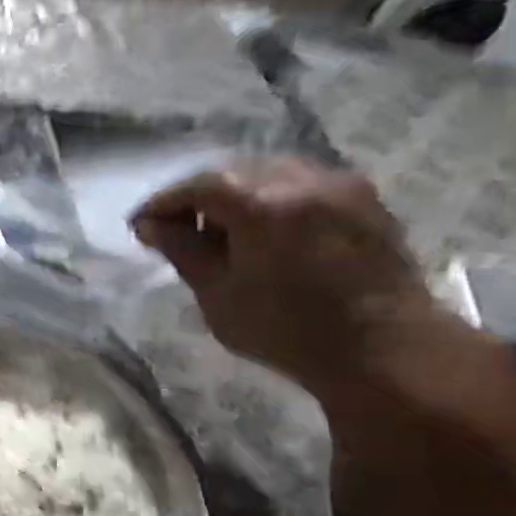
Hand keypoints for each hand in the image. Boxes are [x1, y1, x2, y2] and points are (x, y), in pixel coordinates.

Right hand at [131, 157, 434, 392]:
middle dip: (198, 195)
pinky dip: (268, 197)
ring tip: (213, 230)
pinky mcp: (363, 200)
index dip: (163, 201)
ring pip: (272, 172)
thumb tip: (150, 226)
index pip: (201, 185)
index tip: (138, 224)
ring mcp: (342, 186)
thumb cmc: (282, 326)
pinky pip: (302, 183)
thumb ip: (183, 250)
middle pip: (237, 171)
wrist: (377, 344)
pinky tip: (255, 230)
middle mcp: (307, 182)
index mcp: (266, 205)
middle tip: (171, 227)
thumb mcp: (216, 292)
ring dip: (235, 194)